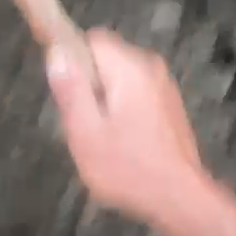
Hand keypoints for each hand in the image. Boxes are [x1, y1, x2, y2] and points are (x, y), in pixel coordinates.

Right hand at [46, 29, 206, 224]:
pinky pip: (135, 91)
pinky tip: (121, 142)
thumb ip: (72, 90)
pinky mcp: (168, 101)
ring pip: (119, 76)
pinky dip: (122, 107)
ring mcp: (163, 83)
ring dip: (104, 99)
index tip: (63, 90)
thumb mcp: (87, 133)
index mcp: (131, 67)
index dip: (72, 58)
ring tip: (101, 138)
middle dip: (88, 84)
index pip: (93, 40)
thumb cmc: (128, 168)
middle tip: (83, 124)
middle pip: (106, 58)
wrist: (179, 196)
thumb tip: (57, 51)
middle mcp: (150, 66)